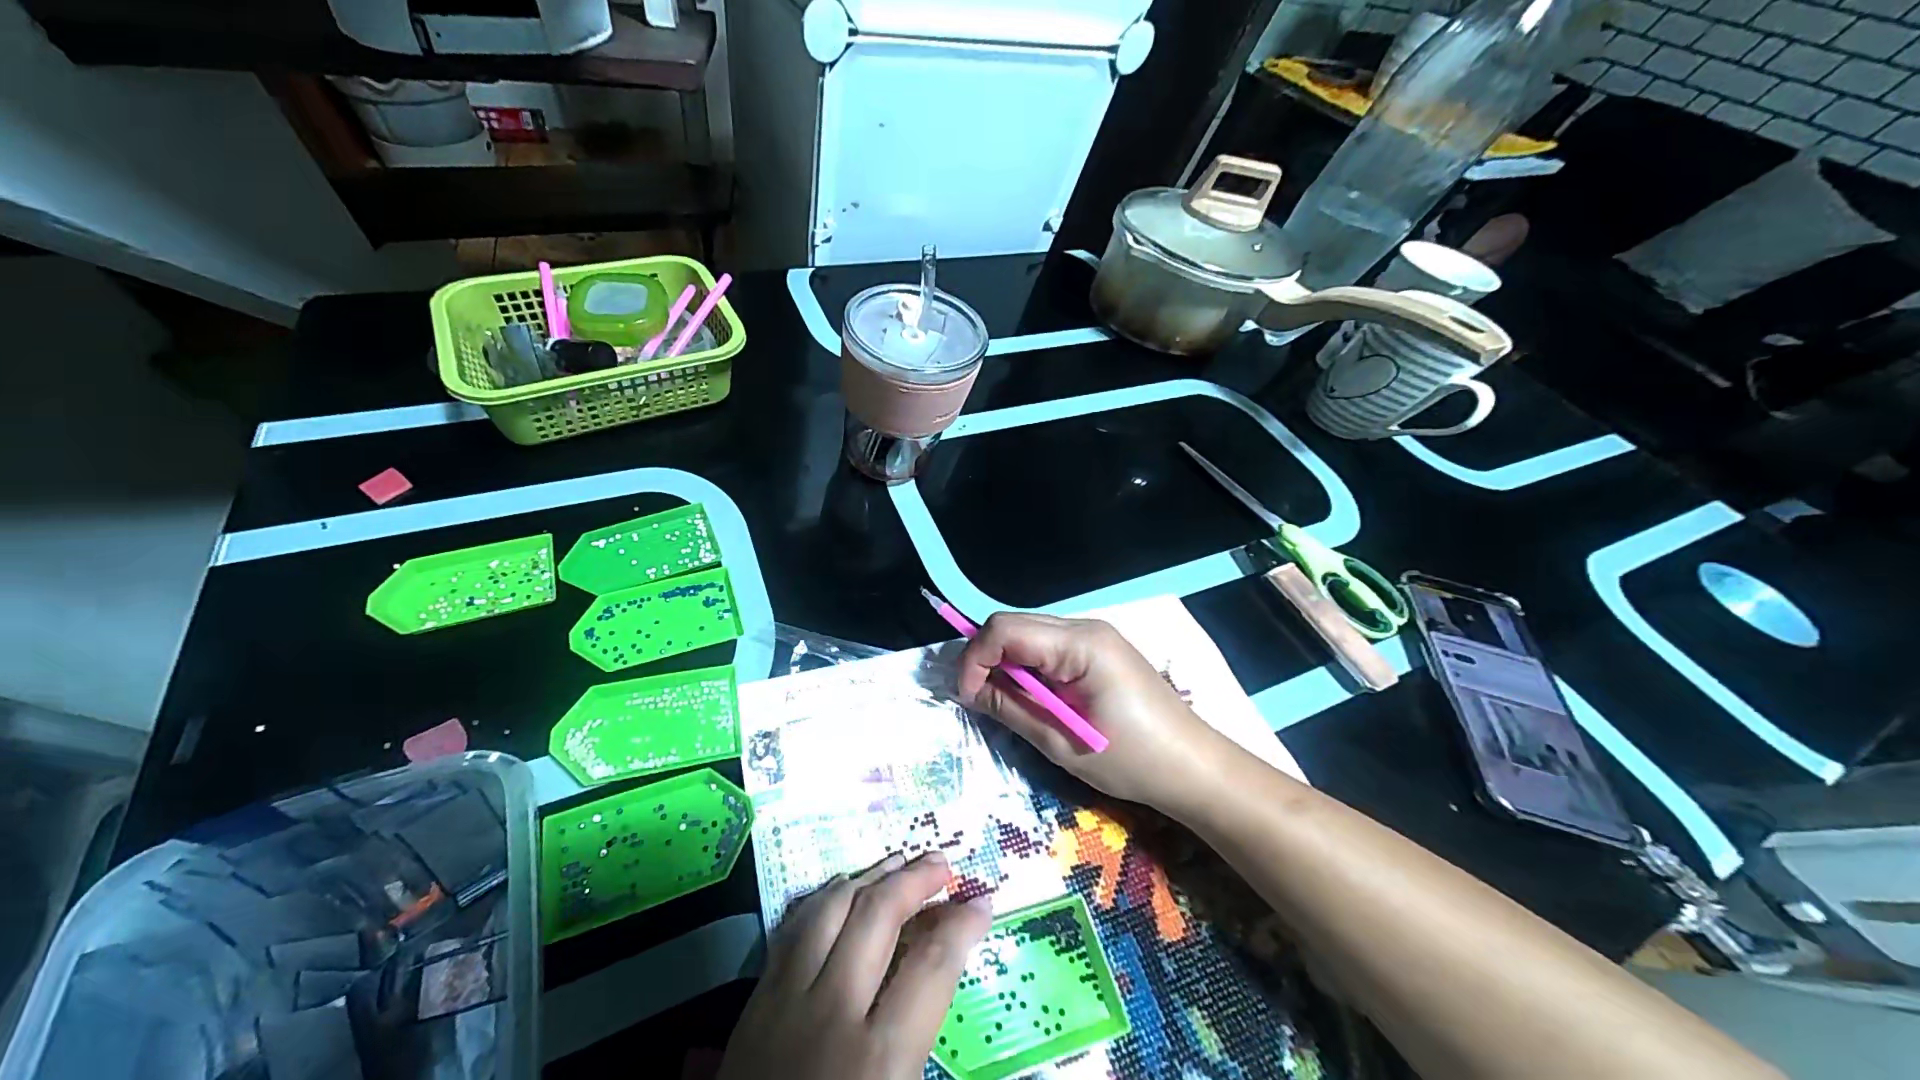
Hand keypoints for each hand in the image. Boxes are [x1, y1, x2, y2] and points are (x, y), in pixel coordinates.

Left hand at [719, 851, 991, 1079]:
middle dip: (915, 880)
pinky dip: (823, 899)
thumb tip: (943, 960)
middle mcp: (832, 1012)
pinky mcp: (755, 1001)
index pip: (931, 964)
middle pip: (878, 917)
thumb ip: (920, 1030)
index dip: (962, 925)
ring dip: (868, 877)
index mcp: (879, 1057)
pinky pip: (793, 928)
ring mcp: (786, 1000)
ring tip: (896, 861)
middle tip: (940, 862)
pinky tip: (840, 890)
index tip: (981, 902)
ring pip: (830, 910)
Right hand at [954, 613, 1236, 817]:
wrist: (1194, 767)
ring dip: (1007, 663)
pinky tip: (1034, 697)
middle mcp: (1086, 627)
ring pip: (1029, 634)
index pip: (1005, 629)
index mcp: (1080, 643)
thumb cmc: (1133, 760)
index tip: (966, 698)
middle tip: (979, 701)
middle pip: (1014, 625)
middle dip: (986, 659)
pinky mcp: (1099, 650)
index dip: (975, 659)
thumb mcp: (1062, 742)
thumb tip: (969, 691)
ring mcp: (1095, 636)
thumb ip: (1012, 708)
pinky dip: (1029, 667)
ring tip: (1004, 703)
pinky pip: (1048, 646)